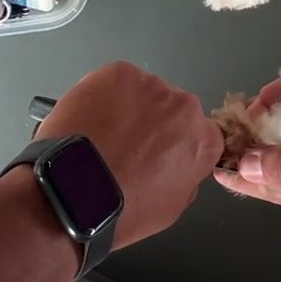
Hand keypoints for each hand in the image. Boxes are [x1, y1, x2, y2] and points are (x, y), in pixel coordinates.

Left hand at [36, 62, 220, 248]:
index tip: (158, 151)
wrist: (77, 190)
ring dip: (127, 107)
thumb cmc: (123, 208)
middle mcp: (184, 106)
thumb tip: (176, 166)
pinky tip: (90, 119)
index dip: (176, 142)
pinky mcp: (120, 73)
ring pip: (142, 91)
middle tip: (126, 144)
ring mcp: (152, 85)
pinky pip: (114, 80)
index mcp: (203, 140)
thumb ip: (184, 177)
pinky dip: (103, 95)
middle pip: (171, 107)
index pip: (199, 133)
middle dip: (153, 121)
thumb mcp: (170, 209)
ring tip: (102, 134)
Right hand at [215, 83, 280, 281]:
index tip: (251, 108)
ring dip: (249, 158)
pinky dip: (252, 184)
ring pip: (276, 159)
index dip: (277, 99)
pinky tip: (226, 178)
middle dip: (256, 130)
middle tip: (225, 132)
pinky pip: (275, 187)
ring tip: (217, 153)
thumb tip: (244, 162)